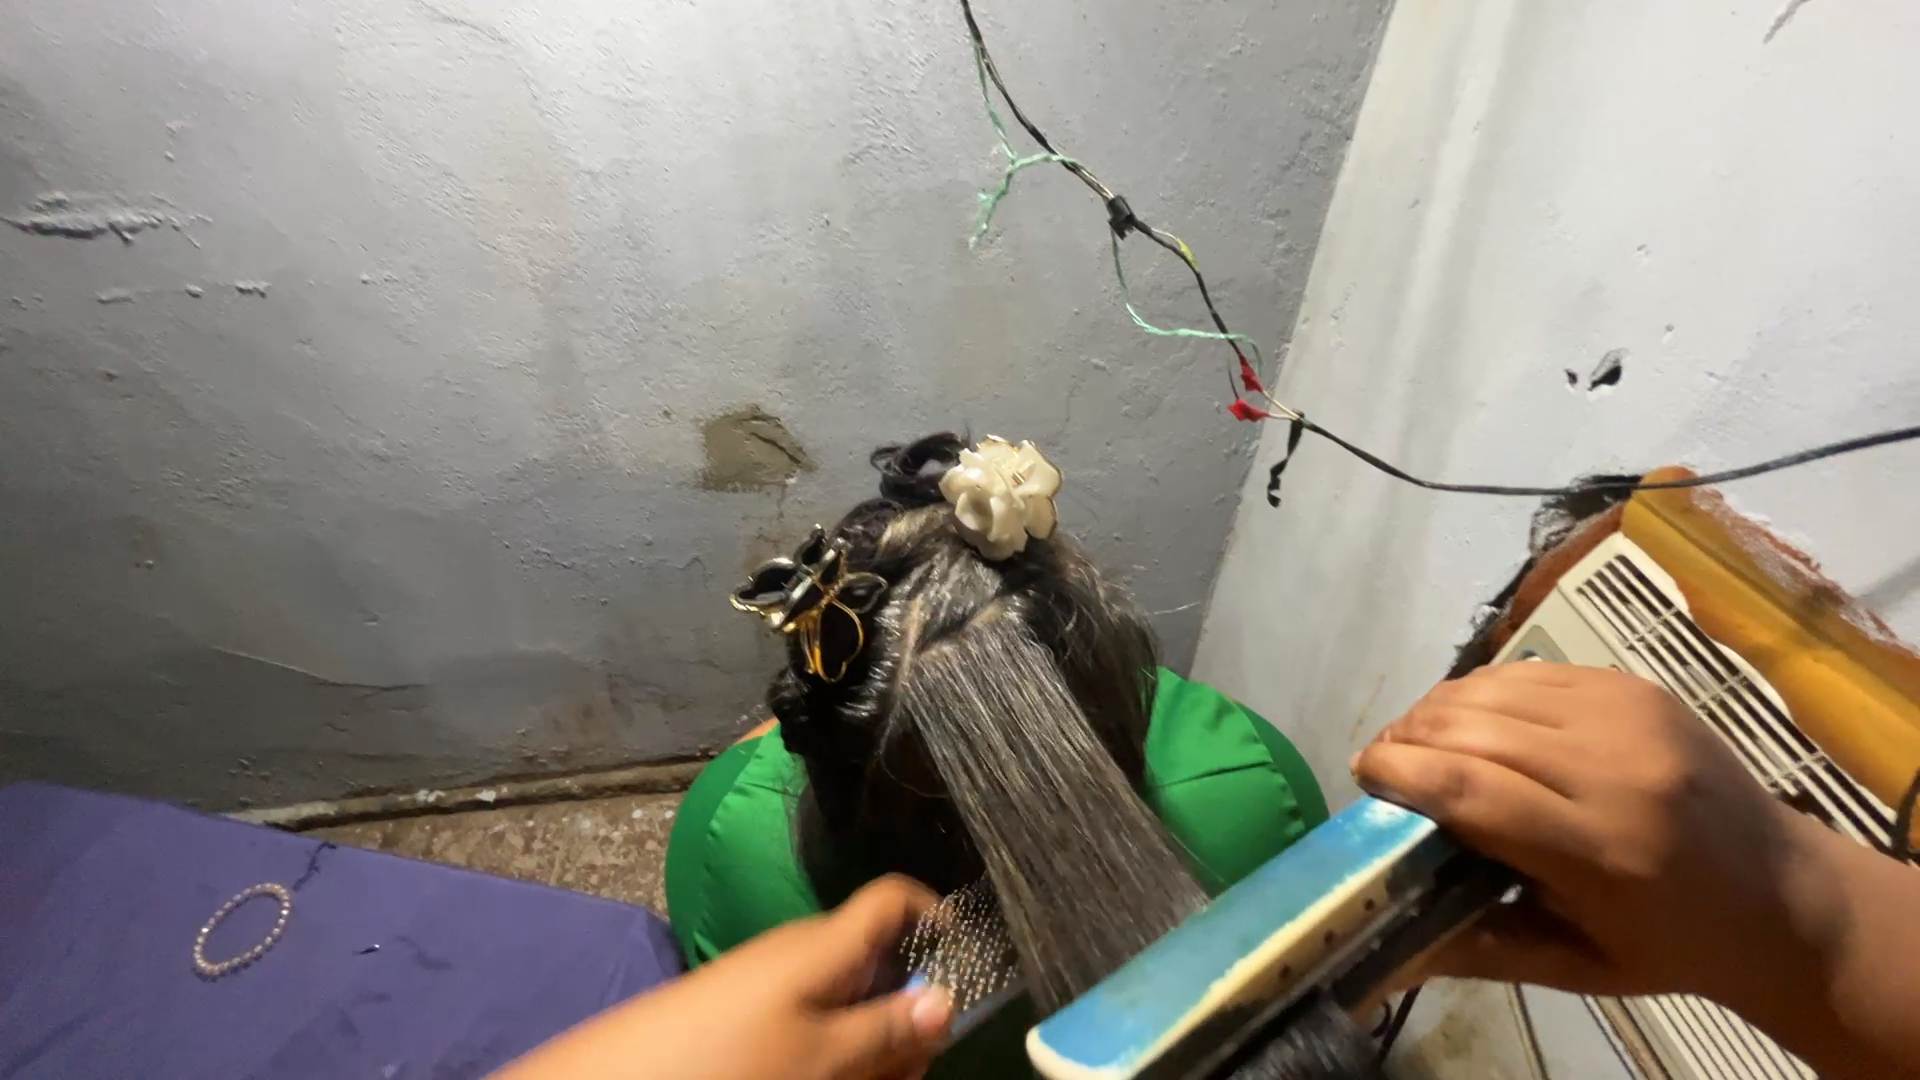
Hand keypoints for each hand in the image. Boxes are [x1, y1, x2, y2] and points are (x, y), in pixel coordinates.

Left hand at [494, 875, 954, 1079]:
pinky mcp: (760, 1001)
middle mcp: (810, 947)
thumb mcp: (821, 1058)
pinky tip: (837, 1077)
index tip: (960, 958)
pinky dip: (840, 1046)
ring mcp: (782, 974)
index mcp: (830, 942)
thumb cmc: (734, 1059)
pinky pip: (819, 1012)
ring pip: (853, 994)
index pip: (895, 896)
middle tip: (911, 1068)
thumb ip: (885, 1029)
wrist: (628, 1074)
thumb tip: (947, 999)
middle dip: (907, 1010)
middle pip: (881, 957)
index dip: (933, 913)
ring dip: (875, 1038)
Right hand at [1352, 663, 1830, 1004]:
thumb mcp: (1573, 964)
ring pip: (1481, 690)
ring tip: (1417, 741)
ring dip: (1430, 712)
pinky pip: (1515, 673)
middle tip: (1384, 763)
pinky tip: (1469, 722)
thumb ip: (1471, 947)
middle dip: (1402, 738)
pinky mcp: (1628, 685)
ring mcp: (1626, 715)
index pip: (1465, 786)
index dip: (1396, 772)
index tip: (1362, 775)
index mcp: (1605, 849)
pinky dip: (1473, 694)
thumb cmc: (1669, 942)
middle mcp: (1617, 769)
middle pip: (1463, 728)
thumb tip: (1377, 946)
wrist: (1793, 897)